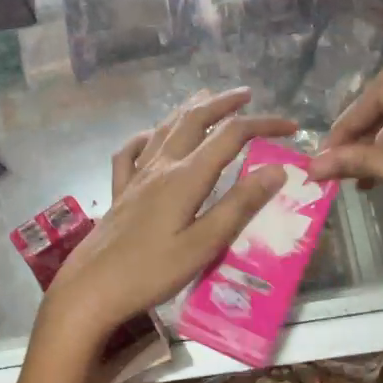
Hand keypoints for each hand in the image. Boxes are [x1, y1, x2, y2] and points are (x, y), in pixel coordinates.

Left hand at [43, 88, 295, 342]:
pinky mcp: (119, 194)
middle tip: (246, 95)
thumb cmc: (150, 272)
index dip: (263, 125)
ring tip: (205, 98)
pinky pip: (129, 153)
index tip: (292, 127)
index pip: (230, 136)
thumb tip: (276, 168)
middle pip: (193, 121)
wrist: (90, 288)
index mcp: (185, 178)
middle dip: (222, 103)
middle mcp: (159, 168)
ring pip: (162, 130)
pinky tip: (148, 137)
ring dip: (188, 110)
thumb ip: (239, 206)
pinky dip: (144, 137)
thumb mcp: (203, 245)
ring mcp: (135, 178)